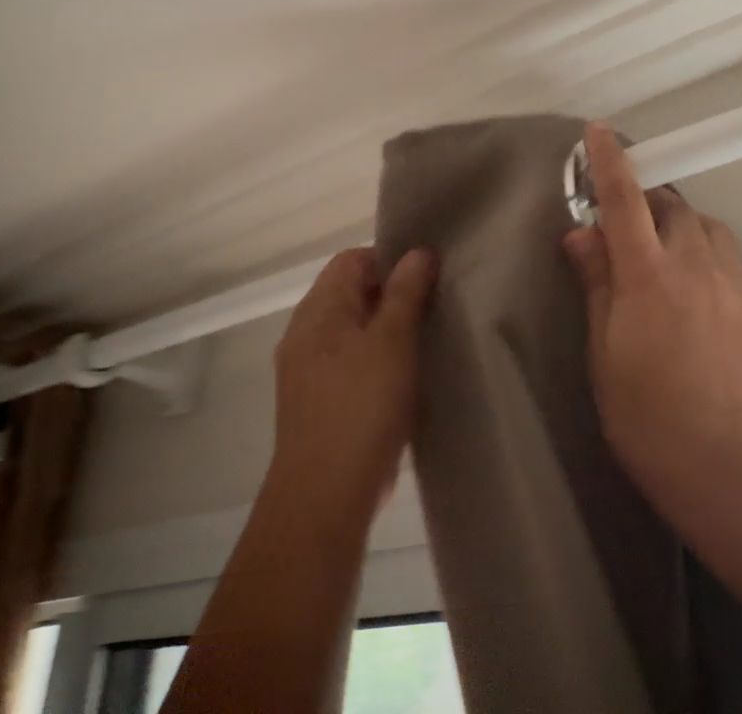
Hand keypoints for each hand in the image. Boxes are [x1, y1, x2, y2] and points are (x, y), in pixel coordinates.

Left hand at [271, 246, 436, 506]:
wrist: (327, 490)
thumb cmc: (363, 404)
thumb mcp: (393, 340)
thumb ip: (406, 292)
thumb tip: (419, 252)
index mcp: (318, 311)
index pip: (352, 260)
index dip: (391, 260)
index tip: (429, 278)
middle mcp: (305, 333)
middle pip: (351, 294)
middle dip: (393, 295)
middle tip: (436, 308)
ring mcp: (308, 371)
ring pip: (354, 332)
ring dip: (388, 332)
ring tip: (427, 342)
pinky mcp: (320, 402)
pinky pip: (352, 365)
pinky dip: (379, 363)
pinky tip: (407, 380)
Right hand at [563, 122, 741, 505]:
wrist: (716, 458)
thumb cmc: (643, 412)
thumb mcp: (603, 349)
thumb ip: (596, 282)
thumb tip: (580, 233)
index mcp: (649, 275)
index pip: (625, 201)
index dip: (609, 162)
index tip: (598, 132)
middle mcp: (695, 263)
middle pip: (669, 204)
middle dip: (642, 200)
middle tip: (617, 225)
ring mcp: (730, 279)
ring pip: (701, 222)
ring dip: (674, 220)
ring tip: (654, 247)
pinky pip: (724, 248)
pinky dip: (701, 243)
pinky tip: (689, 271)